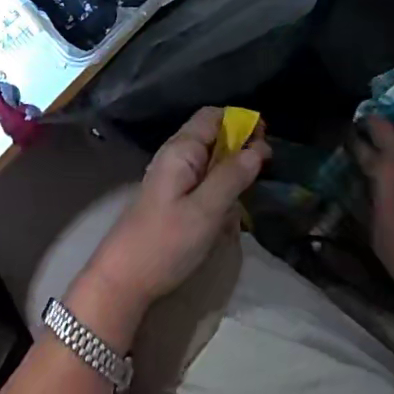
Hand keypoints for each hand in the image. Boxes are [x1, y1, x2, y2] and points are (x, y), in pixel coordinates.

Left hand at [81, 107, 270, 311]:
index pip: (212, 116)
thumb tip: (258, 148)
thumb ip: (231, 177)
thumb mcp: (206, 210)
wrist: (125, 277)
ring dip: (232, 163)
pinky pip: (203, 177)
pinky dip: (221, 181)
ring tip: (256, 181)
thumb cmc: (166, 241)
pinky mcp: (174, 196)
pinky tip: (235, 201)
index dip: (240, 121)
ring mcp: (173, 175)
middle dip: (240, 142)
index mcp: (180, 149)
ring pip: (209, 157)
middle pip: (211, 134)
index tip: (267, 139)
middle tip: (267, 164)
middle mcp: (175, 155)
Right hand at [355, 115, 393, 305]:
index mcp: (384, 172)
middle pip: (385, 126)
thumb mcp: (374, 234)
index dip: (346, 139)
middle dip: (368, 123)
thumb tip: (356, 186)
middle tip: (357, 132)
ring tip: (382, 143)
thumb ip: (363, 202)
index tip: (338, 140)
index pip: (359, 144)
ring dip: (392, 131)